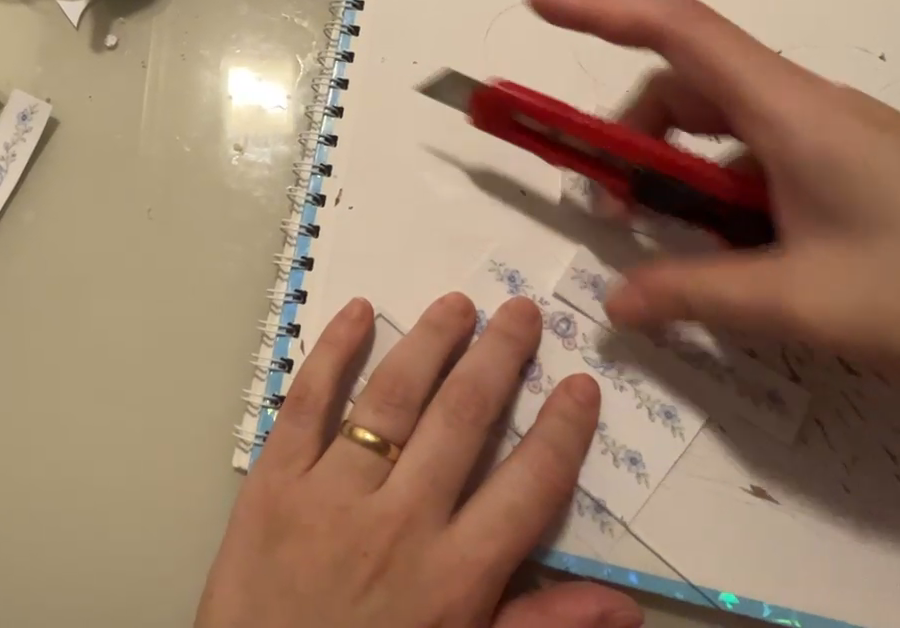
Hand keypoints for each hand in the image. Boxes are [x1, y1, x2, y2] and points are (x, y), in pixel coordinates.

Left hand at [197, 293, 641, 627]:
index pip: (526, 489)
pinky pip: (306, 402)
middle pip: (461, 420)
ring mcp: (332, 492)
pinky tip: (357, 311)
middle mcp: (401, 520)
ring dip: (430, 342)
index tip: (579, 382)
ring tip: (457, 303)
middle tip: (520, 310)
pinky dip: (333, 353)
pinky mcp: (275, 478)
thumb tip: (623, 605)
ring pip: (393, 398)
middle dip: (498, 359)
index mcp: (454, 575)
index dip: (560, 432)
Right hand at [528, 0, 899, 546]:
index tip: (538, 7)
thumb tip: (615, 303)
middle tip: (612, 206)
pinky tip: (742, 260)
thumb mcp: (799, 304)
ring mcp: (837, 141)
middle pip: (687, 86)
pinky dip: (724, 196)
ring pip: (725, 129)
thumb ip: (690, 296)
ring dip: (678, 172)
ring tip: (674, 246)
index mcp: (786, 110)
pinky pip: (763, 164)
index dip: (599, 10)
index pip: (675, 29)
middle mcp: (806, 110)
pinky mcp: (861, 174)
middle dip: (630, 134)